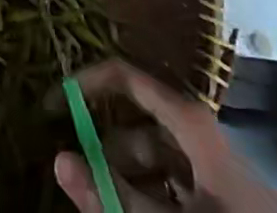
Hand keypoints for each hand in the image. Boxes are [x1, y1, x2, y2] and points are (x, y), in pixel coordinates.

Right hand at [53, 60, 276, 212]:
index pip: (124, 76)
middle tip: (79, 178)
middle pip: (136, 125)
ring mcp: (213, 163)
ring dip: (126, 179)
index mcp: (189, 122)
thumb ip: (109, 193)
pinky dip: (151, 193)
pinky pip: (174, 180)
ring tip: (108, 203)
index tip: (53, 108)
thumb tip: (57, 159)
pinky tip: (138, 210)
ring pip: (153, 157)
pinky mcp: (222, 193)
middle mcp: (199, 130)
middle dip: (104, 151)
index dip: (85, 84)